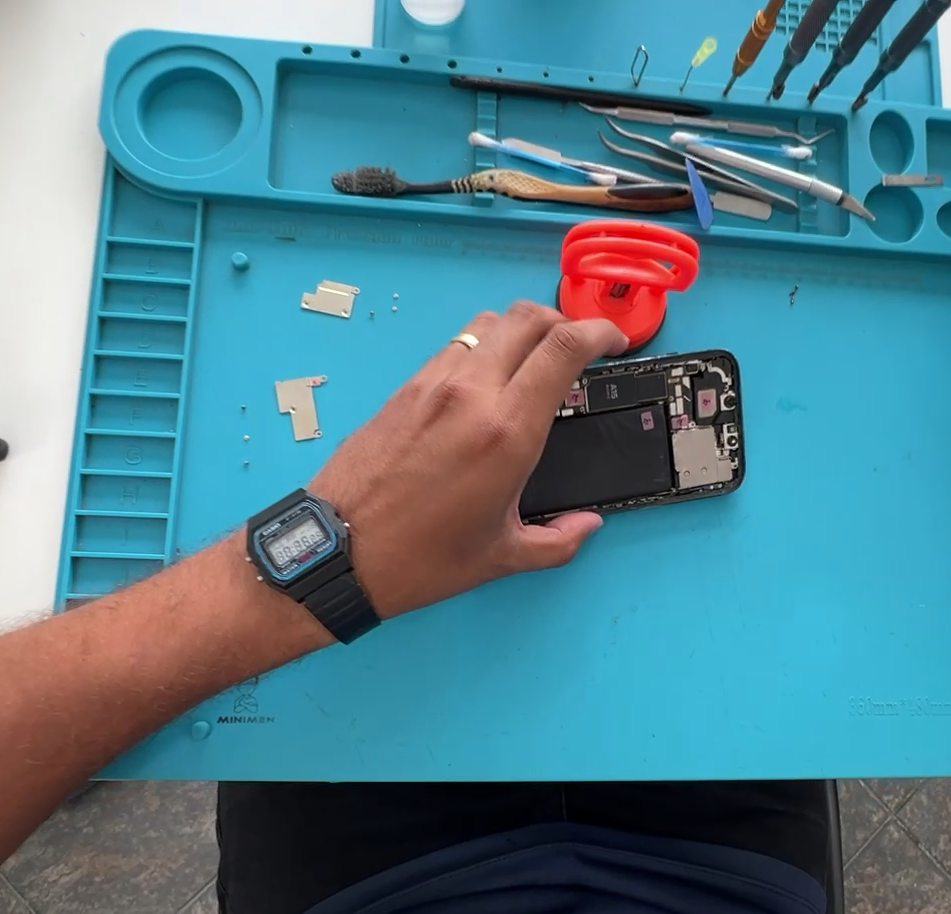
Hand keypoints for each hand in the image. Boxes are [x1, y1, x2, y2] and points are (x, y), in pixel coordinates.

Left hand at [306, 302, 626, 617]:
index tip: (614, 342)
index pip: (563, 347)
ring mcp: (433, 384)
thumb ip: (558, 541)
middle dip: (565, 320)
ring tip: (534, 360)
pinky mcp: (405, 389)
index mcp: (507, 432)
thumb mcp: (502, 557)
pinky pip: (456, 347)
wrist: (337, 552)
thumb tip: (587, 526)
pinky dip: (484, 349)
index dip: (599, 331)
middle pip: (528, 317)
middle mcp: (471, 393)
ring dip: (522, 330)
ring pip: (488, 325)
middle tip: (581, 346)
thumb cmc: (421, 559)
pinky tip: (487, 382)